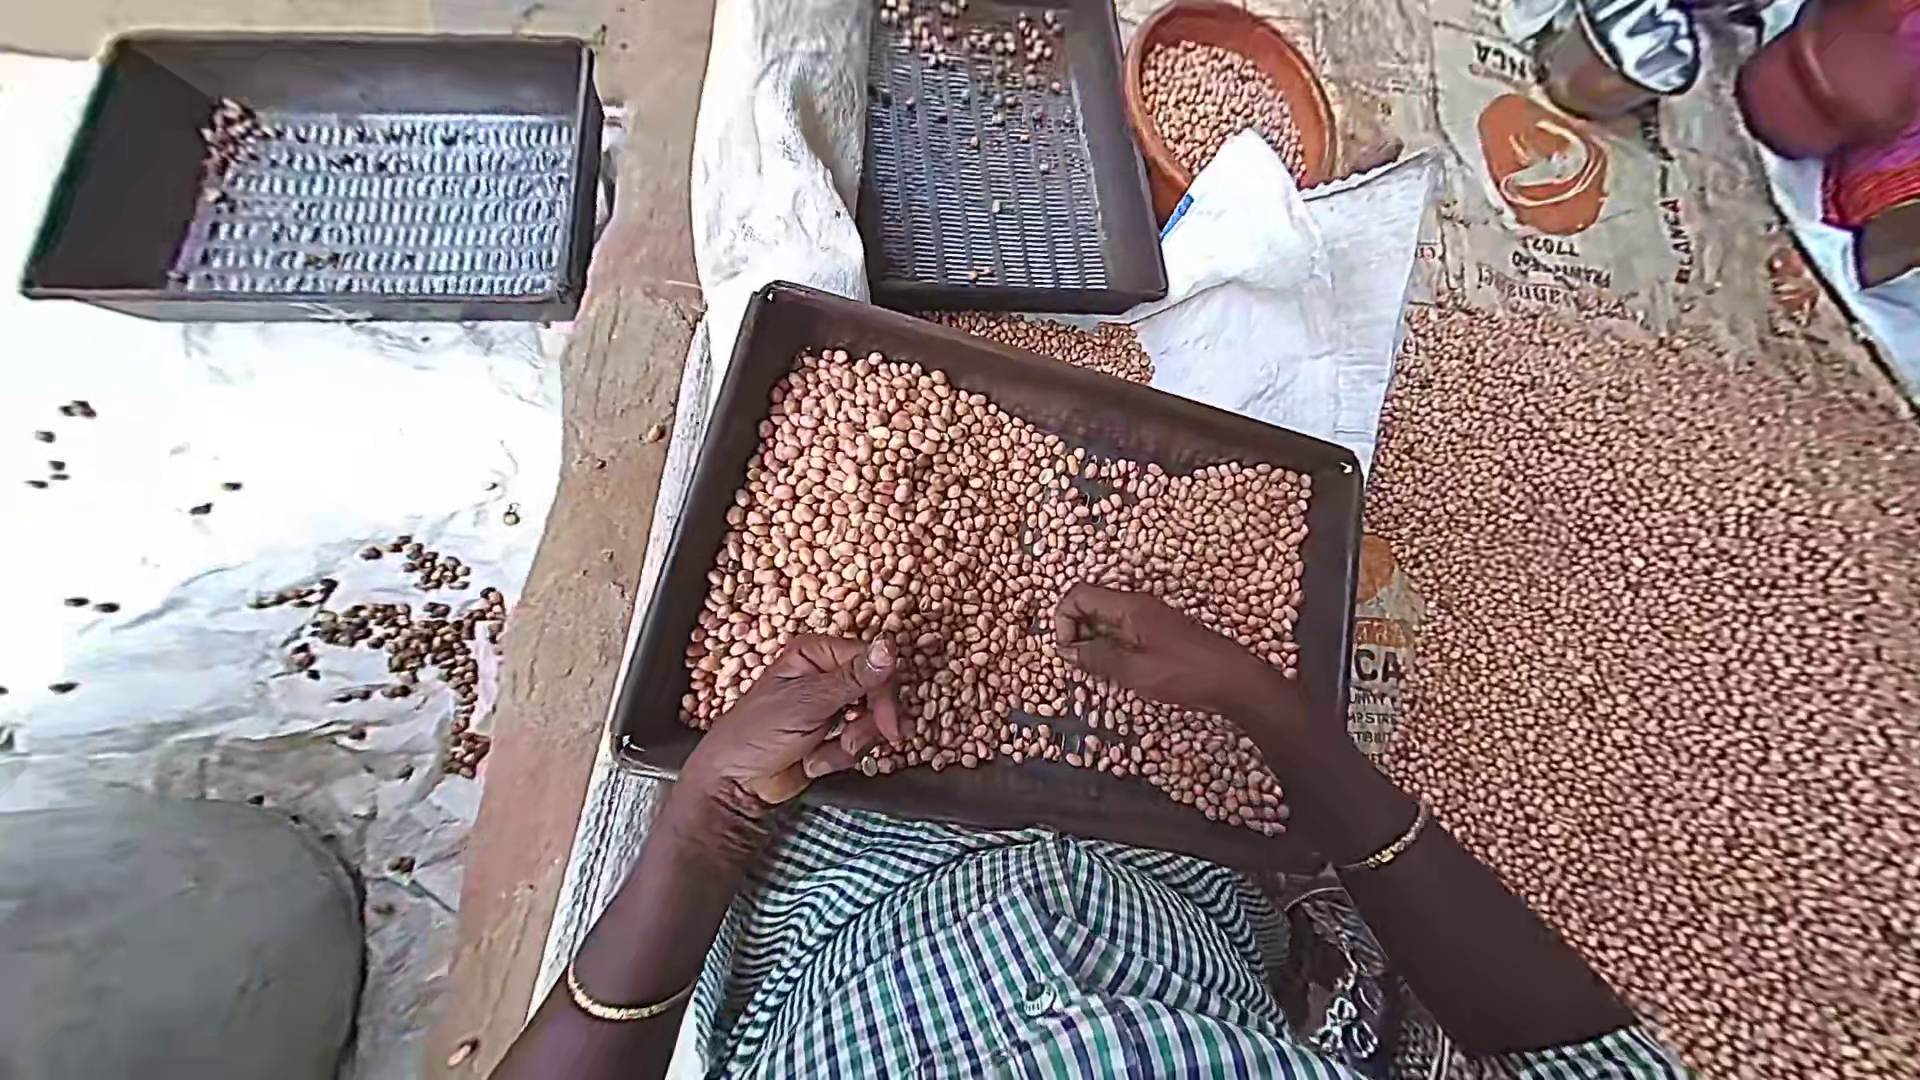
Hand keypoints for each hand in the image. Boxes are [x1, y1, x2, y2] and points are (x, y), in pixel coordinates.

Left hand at [675, 636, 902, 851]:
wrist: (734, 784)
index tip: (888, 720)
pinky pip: (860, 741)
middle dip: (866, 722)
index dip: (883, 689)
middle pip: (878, 689)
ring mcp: (833, 704)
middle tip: (852, 741)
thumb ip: (853, 678)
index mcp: (817, 653)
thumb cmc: (757, 733)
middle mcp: (828, 673)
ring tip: (819, 755)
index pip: (872, 660)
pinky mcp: (836, 733)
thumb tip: (888, 648)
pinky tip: (813, 761)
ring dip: (850, 743)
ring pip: (872, 718)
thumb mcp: (808, 702)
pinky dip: (840, 757)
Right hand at [1053, 584, 1290, 717]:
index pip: (1078, 594)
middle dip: (1075, 631)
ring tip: (1098, 670)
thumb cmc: (1186, 674)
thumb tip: (1066, 650)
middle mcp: (1137, 605)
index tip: (1068, 650)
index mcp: (1129, 607)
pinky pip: (1122, 630)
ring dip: (1092, 640)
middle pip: (1089, 604)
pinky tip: (1119, 670)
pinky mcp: (1159, 631)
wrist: (1237, 682)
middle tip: (1080, 663)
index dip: (1063, 619)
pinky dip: (1110, 646)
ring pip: (1105, 619)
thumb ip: (1097, 658)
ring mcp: (1149, 617)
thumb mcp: (1135, 671)